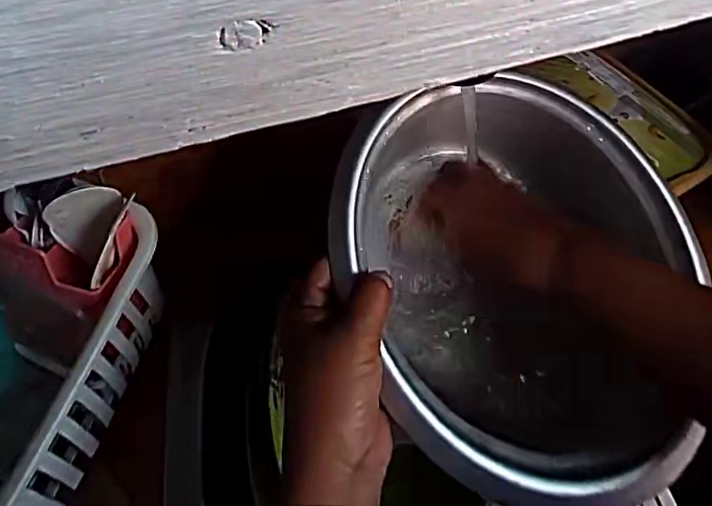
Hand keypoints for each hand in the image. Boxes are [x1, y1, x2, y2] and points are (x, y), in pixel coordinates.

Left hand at [278, 258, 393, 505]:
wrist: (342, 463)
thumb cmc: (332, 399)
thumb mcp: (350, 338)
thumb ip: (367, 300)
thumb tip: (380, 275)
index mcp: (300, 310)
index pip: (324, 268)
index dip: (349, 258)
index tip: (379, 248)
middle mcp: (315, 326)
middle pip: (346, 292)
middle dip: (369, 287)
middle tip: (400, 271)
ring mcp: (337, 351)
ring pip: (363, 320)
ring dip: (382, 316)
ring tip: (410, 299)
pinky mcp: (359, 375)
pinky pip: (376, 347)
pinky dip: (390, 342)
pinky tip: (410, 333)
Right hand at [418, 161, 578, 293]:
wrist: (559, 257)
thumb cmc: (508, 265)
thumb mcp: (468, 261)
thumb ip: (452, 240)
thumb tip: (448, 234)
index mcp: (453, 198)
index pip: (428, 193)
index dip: (424, 206)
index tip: (425, 219)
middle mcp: (474, 184)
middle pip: (451, 171)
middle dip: (444, 184)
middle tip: (442, 203)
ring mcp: (501, 185)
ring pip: (476, 177)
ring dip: (470, 189)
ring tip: (470, 209)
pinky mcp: (524, 194)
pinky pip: (498, 189)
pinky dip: (492, 198)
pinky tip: (496, 217)